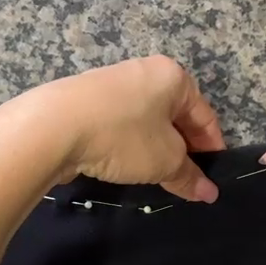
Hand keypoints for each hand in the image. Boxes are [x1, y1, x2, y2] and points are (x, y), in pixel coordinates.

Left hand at [0, 56, 225, 202]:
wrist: (53, 126)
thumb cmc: (122, 136)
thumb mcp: (164, 160)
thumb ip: (189, 175)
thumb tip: (209, 193)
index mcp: (172, 75)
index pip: (204, 115)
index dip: (211, 149)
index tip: (211, 180)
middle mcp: (145, 72)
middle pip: (175, 116)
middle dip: (182, 150)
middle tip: (184, 183)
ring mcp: (113, 84)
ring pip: (146, 121)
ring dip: (154, 149)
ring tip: (155, 179)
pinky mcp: (88, 100)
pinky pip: (121, 124)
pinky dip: (129, 145)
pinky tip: (124, 166)